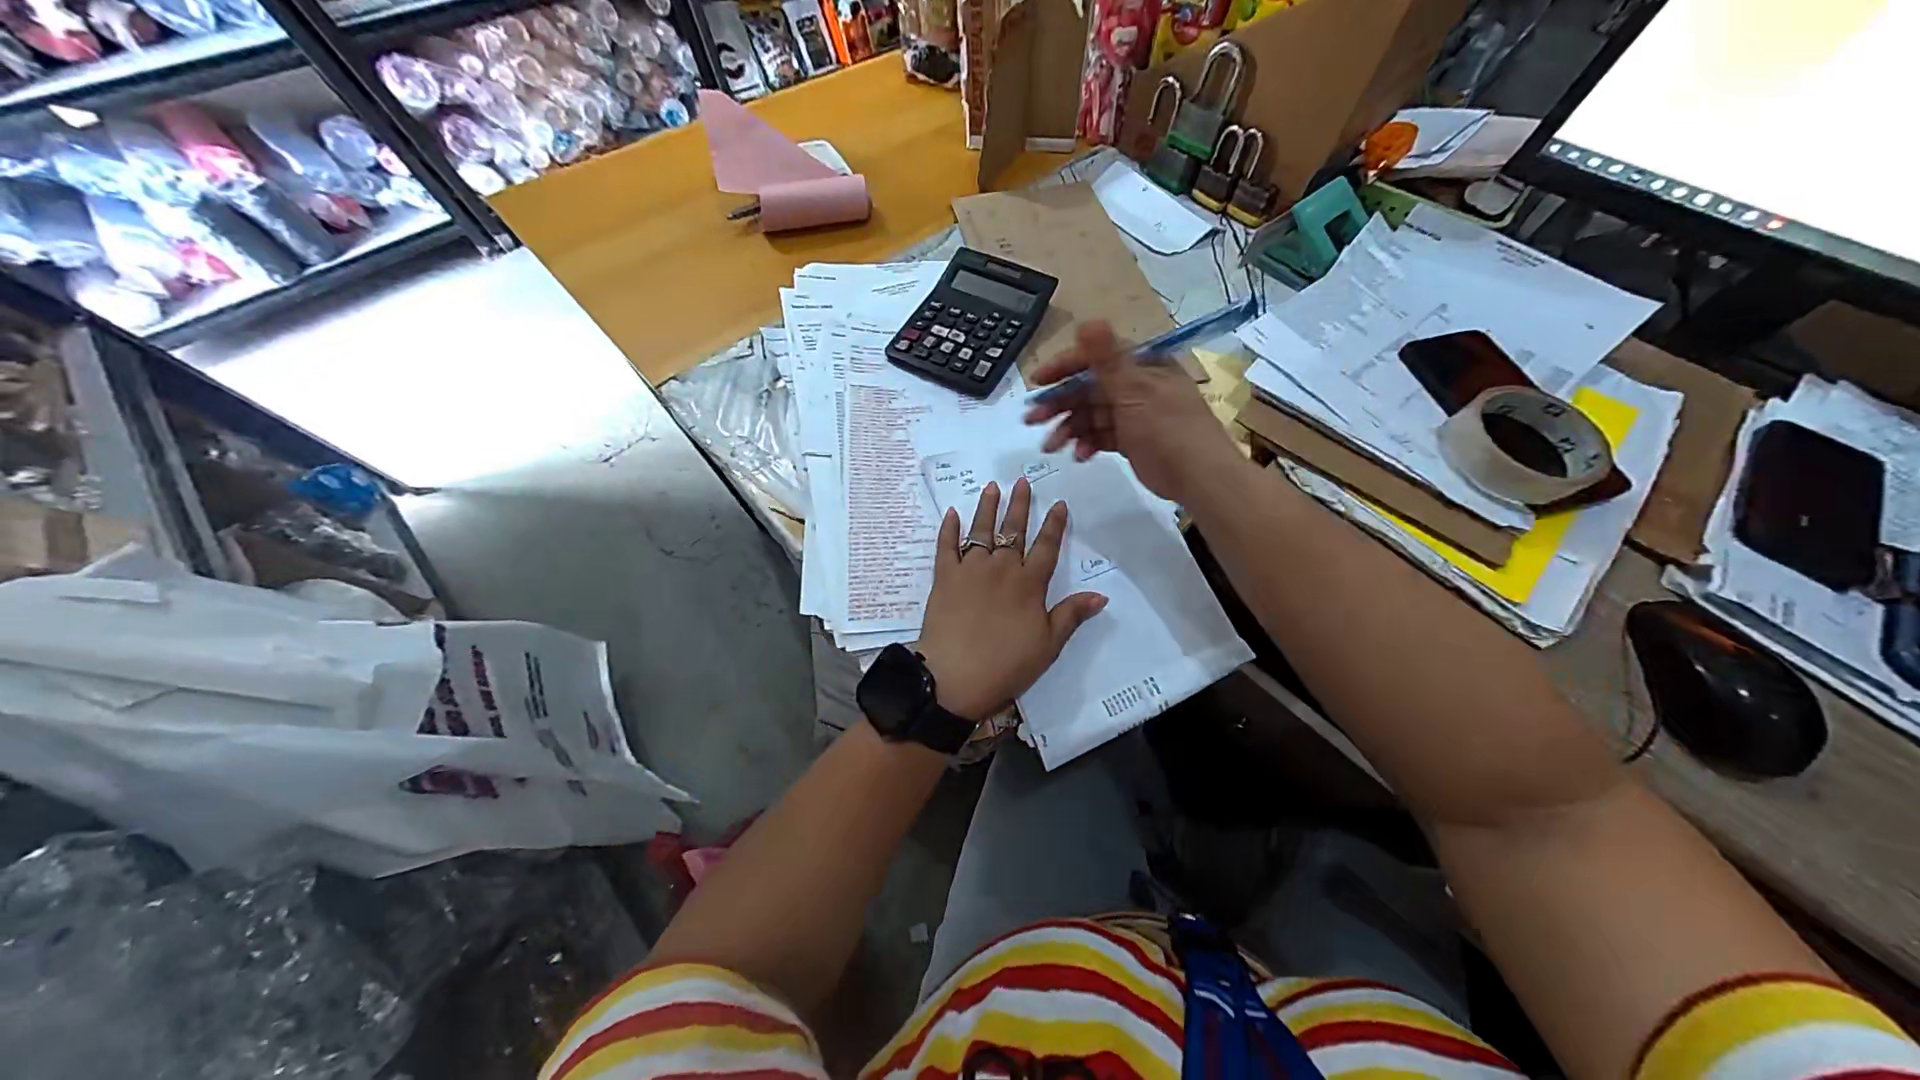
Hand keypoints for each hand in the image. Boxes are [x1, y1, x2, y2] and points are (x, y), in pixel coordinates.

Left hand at [917, 477, 1107, 721]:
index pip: (1046, 547)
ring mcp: (970, 571)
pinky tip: (952, 513)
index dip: (1055, 525)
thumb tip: (1100, 595)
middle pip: (1013, 530)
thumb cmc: (1007, 665)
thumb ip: (1071, 615)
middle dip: (1020, 505)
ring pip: (981, 531)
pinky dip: (949, 529)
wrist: (955, 677)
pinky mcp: (944, 578)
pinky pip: (946, 547)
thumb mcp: (1048, 645)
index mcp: (1029, 584)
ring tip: (992, 487)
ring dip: (987, 508)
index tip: (1059, 504)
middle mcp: (1001, 569)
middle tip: (1022, 482)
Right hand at [1024, 320, 1244, 502]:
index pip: (1095, 358)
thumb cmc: (1168, 429)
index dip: (1064, 368)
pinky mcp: (1132, 440)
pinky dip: (1087, 443)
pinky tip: (1079, 455)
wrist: (1200, 477)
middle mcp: (1137, 385)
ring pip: (1091, 415)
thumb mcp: (1135, 391)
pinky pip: (1101, 436)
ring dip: (1069, 428)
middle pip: (1088, 389)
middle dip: (1059, 404)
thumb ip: (1107, 359)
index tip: (1037, 382)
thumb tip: (1088, 321)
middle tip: (1032, 420)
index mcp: (1142, 366)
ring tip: (1051, 446)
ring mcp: (1134, 413)